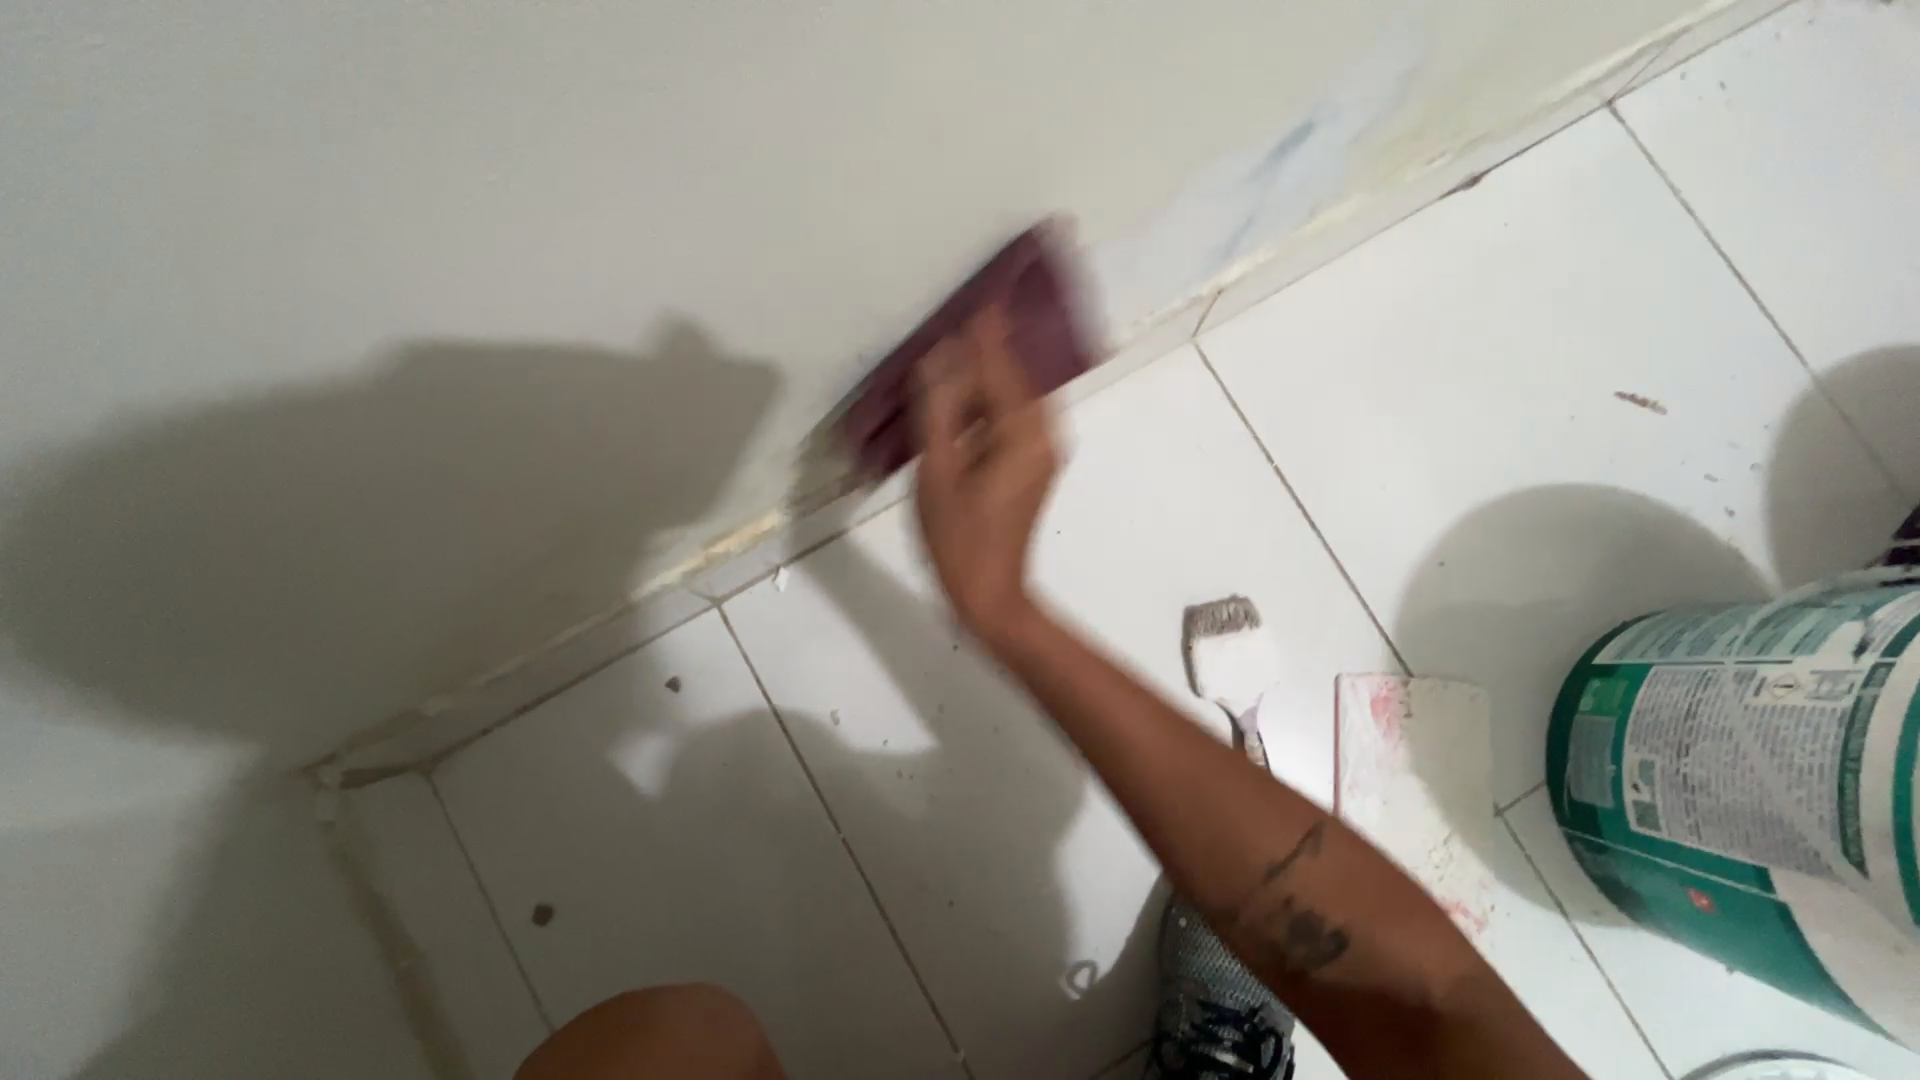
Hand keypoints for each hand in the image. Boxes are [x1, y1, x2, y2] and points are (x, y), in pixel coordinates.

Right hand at [913, 304, 1061, 649]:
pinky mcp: (1034, 465)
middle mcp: (1044, 433)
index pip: (1002, 365)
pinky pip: (1012, 418)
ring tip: (954, 350)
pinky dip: (989, 402)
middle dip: (987, 348)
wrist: (991, 592)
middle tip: (958, 318)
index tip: (981, 293)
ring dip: (986, 374)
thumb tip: (940, 359)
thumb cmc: (958, 537)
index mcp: (1023, 431)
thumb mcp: (937, 471)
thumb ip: (938, 409)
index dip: (987, 330)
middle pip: (1013, 376)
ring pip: (1013, 396)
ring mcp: (1043, 451)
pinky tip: (961, 397)